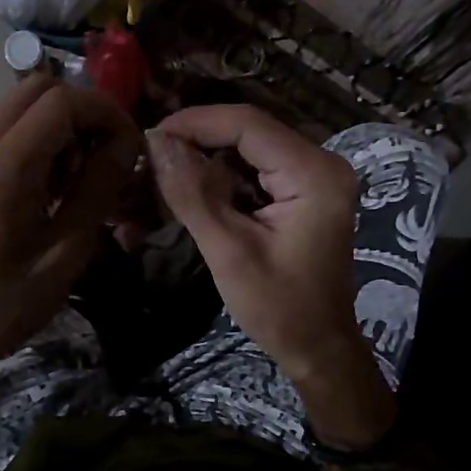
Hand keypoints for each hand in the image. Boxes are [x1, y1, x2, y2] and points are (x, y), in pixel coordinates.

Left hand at [0, 76, 141, 367]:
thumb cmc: (5, 304)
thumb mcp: (64, 254)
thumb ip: (97, 190)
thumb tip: (125, 145)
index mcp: (4, 168)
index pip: (63, 101)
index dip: (106, 114)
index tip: (130, 149)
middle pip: (39, 87)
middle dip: (84, 111)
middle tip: (107, 155)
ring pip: (20, 104)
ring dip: (60, 123)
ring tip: (81, 173)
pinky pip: (5, 128)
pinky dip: (37, 137)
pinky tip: (51, 183)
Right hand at [147, 105, 393, 446]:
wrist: (319, 347)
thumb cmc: (279, 308)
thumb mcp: (229, 253)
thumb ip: (192, 194)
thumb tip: (155, 142)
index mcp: (314, 174)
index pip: (247, 125)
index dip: (194, 123)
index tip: (148, 137)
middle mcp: (322, 162)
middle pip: (249, 131)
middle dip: (197, 139)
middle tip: (150, 156)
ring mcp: (316, 176)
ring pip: (250, 148)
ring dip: (207, 156)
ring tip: (163, 171)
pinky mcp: (305, 191)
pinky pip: (258, 168)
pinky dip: (224, 175)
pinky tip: (193, 187)